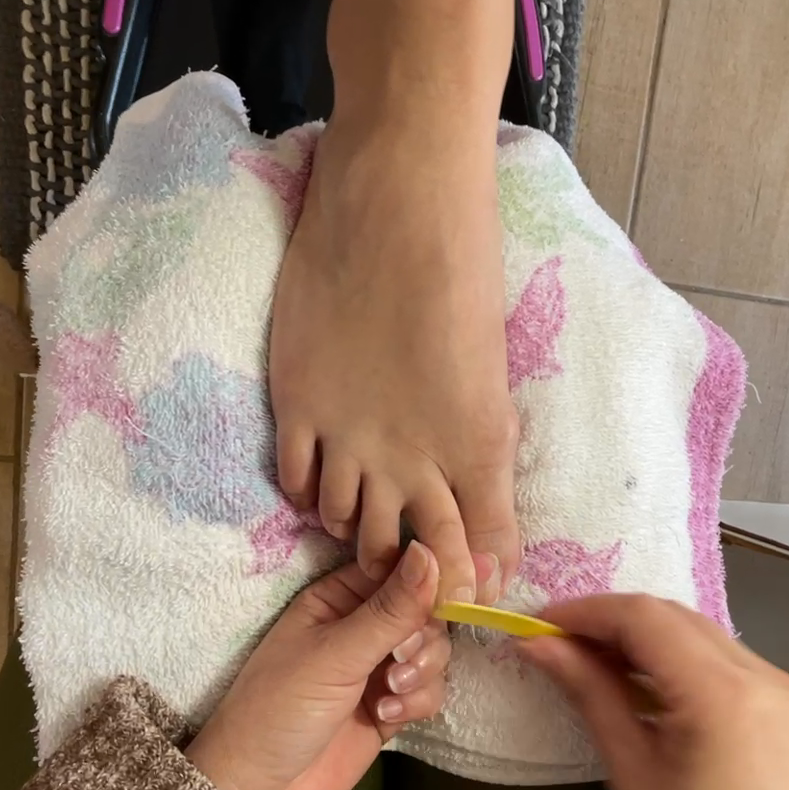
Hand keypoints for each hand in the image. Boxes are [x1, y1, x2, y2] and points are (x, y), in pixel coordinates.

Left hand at [187, 542, 453, 789]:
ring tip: (389, 693)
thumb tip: (430, 551)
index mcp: (338, 596)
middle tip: (401, 661)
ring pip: (433, 651)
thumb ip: (390, 609)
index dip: (427, 580)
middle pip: (425, 611)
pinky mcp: (391, 705)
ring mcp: (378, 667)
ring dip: (422, 671)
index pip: (398, 568)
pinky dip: (418, 700)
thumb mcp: (335, 653)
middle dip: (424, 636)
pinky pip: (430, 689)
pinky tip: (386, 715)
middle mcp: (362, 625)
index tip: (446, 598)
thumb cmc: (280, 707)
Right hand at [269, 116, 520, 603]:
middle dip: (418, 580)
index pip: (483, 544)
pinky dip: (309, 496)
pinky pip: (297, 484)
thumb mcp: (491, 365)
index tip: (472, 588)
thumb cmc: (463, 265)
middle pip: (414, 554)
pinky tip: (317, 486)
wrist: (398, 201)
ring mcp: (349, 437)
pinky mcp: (298, 407)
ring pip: (349, 526)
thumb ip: (481, 437)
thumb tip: (474, 478)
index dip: (478, 578)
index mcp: (477, 447)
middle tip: (411, 580)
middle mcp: (412, 458)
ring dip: (359, 534)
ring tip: (361, 524)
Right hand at [518, 596, 788, 789]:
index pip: (644, 618)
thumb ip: (588, 691)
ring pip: (699, 630)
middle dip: (611, 621)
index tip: (541, 627)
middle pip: (672, 616)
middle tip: (562, 645)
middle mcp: (765, 675)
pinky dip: (678, 656)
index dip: (585, 612)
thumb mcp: (630, 770)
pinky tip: (648, 682)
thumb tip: (537, 646)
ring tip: (597, 663)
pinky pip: (726, 656)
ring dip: (645, 636)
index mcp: (723, 696)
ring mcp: (787, 686)